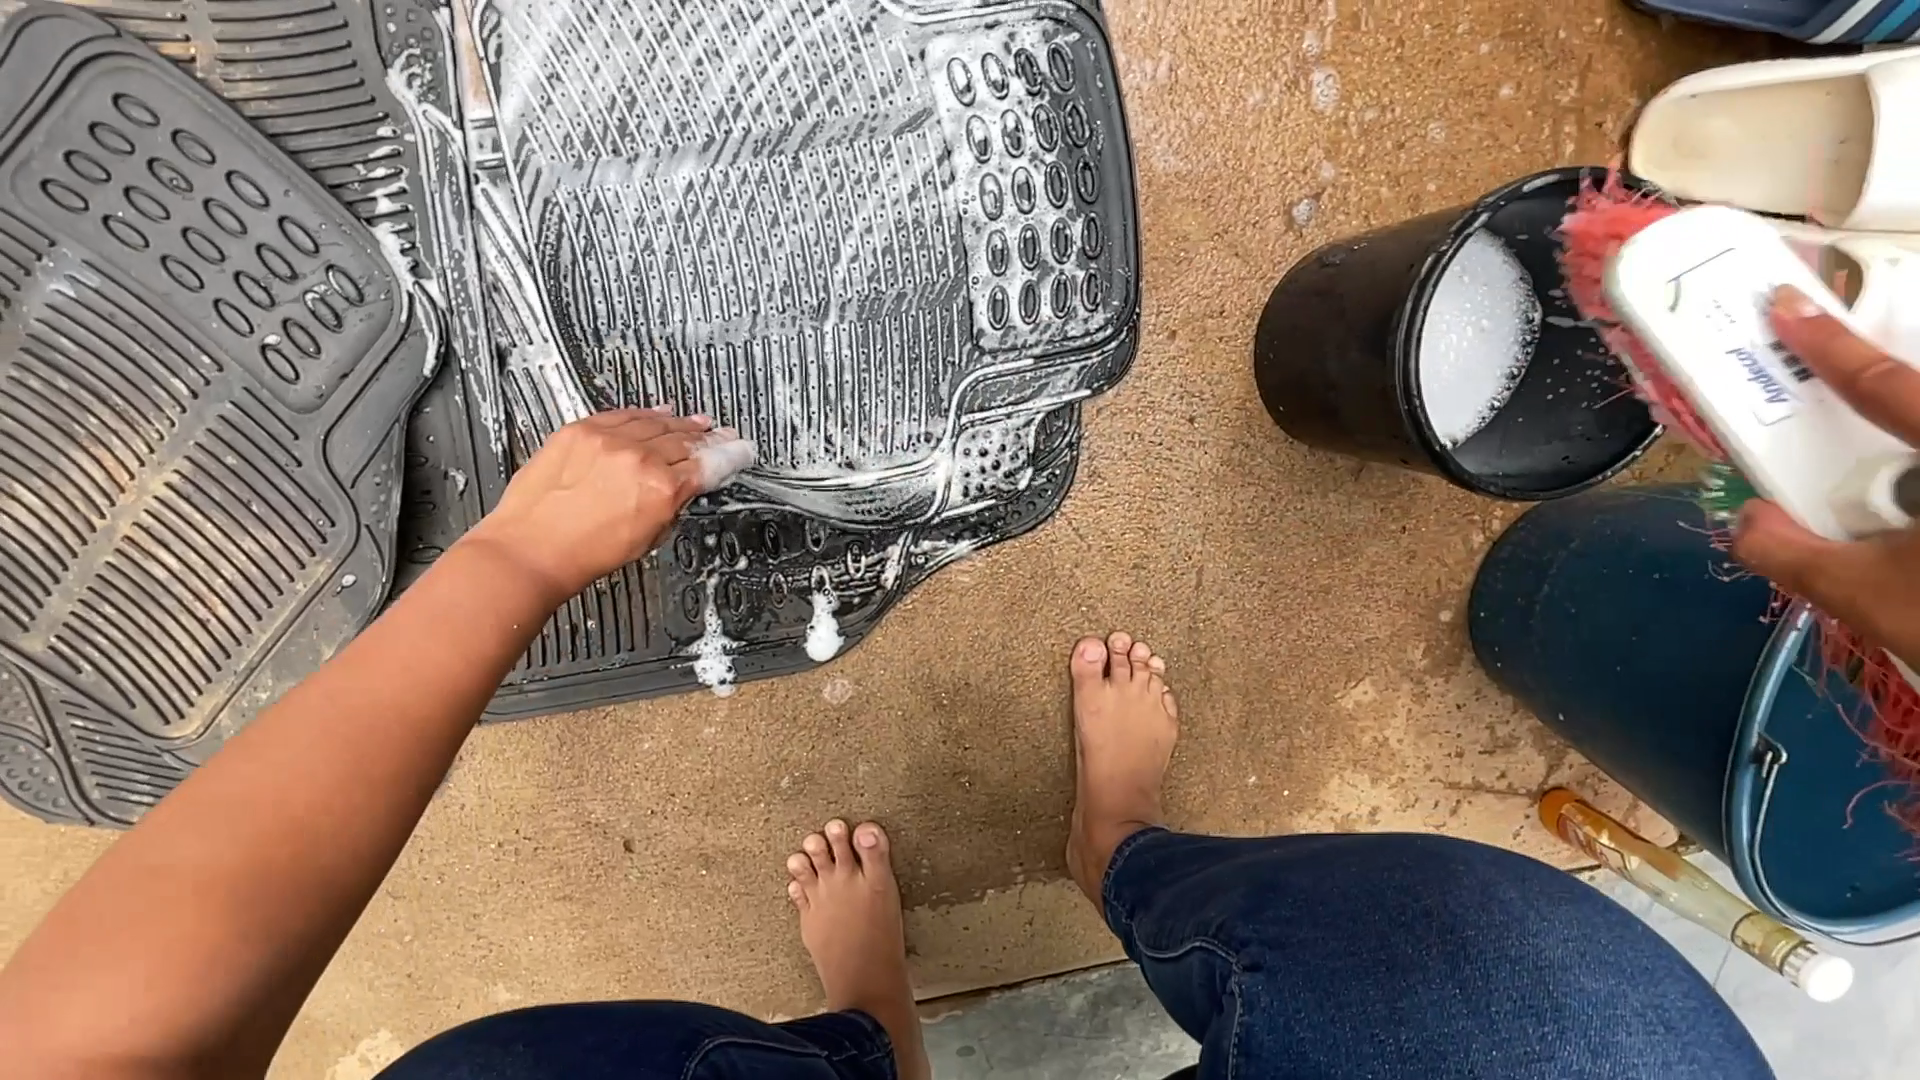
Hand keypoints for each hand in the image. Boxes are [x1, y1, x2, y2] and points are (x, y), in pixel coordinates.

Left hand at [460, 408, 756, 602]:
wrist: (531, 548)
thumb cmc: (584, 552)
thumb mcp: (650, 536)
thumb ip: (672, 504)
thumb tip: (684, 486)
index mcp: (663, 490)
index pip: (710, 464)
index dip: (732, 454)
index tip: (741, 449)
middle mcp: (639, 459)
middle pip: (686, 440)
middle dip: (708, 438)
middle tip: (721, 436)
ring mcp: (609, 440)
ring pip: (658, 423)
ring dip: (681, 424)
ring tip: (696, 422)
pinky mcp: (581, 430)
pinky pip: (624, 414)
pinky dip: (646, 413)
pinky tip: (659, 412)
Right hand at [1732, 287, 1919, 668]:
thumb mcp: (1866, 597)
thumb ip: (1788, 551)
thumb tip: (1748, 517)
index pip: (1891, 385)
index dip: (1831, 346)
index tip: (1788, 305)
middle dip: (1898, 394)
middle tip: (1853, 388)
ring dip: (1904, 441)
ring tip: (1888, 506)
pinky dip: (1909, 497)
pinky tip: (1905, 516)